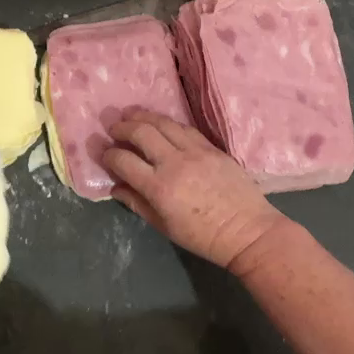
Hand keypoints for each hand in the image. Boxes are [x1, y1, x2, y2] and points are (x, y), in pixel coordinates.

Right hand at [102, 108, 288, 275]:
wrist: (248, 232)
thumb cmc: (203, 237)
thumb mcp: (164, 226)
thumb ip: (136, 204)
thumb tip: (115, 188)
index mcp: (159, 188)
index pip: (123, 161)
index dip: (108, 155)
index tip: (105, 154)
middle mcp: (174, 163)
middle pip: (140, 132)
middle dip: (122, 127)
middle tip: (113, 128)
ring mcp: (195, 152)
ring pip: (162, 123)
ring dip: (142, 116)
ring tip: (131, 116)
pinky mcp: (212, 147)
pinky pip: (184, 127)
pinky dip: (167, 123)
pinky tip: (160, 124)